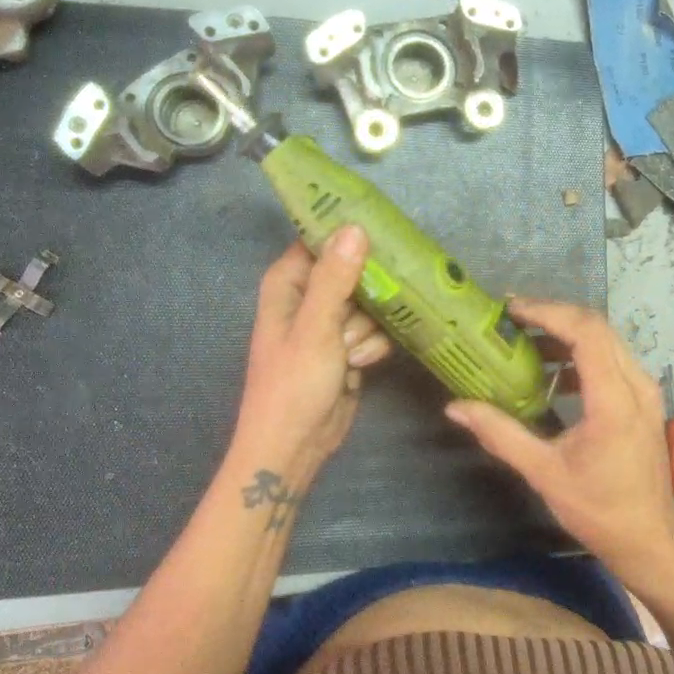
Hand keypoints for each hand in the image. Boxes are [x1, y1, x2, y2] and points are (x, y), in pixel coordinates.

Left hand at [231, 226, 392, 475]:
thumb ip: (335, 277)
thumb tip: (356, 227)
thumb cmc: (293, 384)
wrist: (294, 446)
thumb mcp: (316, 327)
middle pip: (355, 269)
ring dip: (368, 328)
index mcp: (288, 282)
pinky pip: (375, 330)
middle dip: (369, 291)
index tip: (385, 231)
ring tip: (351, 351)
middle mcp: (308, 296)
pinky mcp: (348, 347)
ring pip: (371, 303)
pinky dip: (372, 347)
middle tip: (372, 306)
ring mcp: (330, 323)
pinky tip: (361, 365)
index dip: (350, 232)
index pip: (322, 238)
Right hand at [444, 298, 673, 591]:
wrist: (650, 540)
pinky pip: (612, 359)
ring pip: (607, 340)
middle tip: (511, 318)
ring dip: (567, 333)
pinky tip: (551, 372)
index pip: (585, 333)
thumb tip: (456, 408)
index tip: (511, 310)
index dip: (548, 313)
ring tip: (525, 340)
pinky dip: (581, 353)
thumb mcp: (544, 473)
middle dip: (553, 315)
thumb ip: (500, 434)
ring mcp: (645, 391)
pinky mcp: (644, 400)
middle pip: (597, 327)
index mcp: (614, 400)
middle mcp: (637, 385)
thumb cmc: (598, 509)